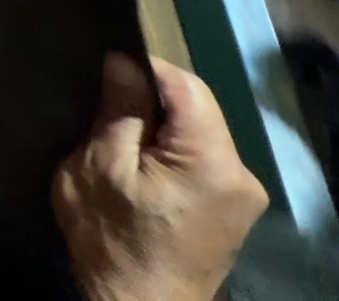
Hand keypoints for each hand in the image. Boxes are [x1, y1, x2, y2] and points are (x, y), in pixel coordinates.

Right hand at [54, 53, 268, 300]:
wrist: (137, 299)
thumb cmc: (111, 229)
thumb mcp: (100, 163)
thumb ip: (119, 110)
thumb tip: (123, 61)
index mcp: (212, 160)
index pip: (187, 86)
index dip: (144, 67)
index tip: (102, 66)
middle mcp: (241, 173)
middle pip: (195, 109)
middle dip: (146, 98)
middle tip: (96, 101)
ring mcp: (240, 193)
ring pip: (194, 132)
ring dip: (154, 123)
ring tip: (109, 130)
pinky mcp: (230, 206)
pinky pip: (197, 156)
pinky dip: (164, 146)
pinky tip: (132, 158)